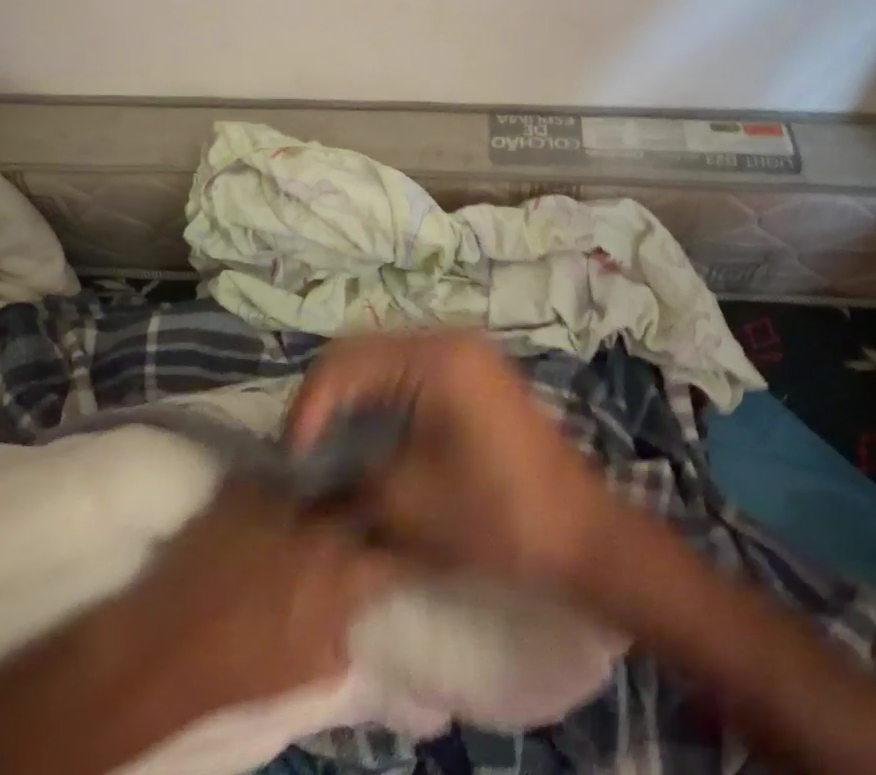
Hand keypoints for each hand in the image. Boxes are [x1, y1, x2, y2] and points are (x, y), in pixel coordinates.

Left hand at [96, 479, 408, 707]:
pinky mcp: (239, 490)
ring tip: (331, 493)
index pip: (401, 555)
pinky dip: (280, 486)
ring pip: (321, 481)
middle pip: (365, 502)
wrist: (166, 646)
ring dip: (330, 491)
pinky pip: (272, 477)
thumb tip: (351, 620)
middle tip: (376, 514)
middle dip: (377, 506)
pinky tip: (279, 491)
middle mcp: (320, 526)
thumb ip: (345, 635)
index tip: (425, 550)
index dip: (417, 553)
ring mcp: (278, 501)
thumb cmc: (244, 669)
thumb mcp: (314, 671)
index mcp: (345, 572)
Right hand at [286, 331, 620, 585]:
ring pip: (382, 364)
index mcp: (434, 358)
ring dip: (351, 403)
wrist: (582, 534)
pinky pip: (409, 376)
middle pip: (359, 353)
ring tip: (332, 453)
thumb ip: (345, 482)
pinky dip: (380, 406)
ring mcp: (467, 356)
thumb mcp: (406, 503)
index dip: (307, 410)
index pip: (341, 363)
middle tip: (307, 456)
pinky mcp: (475, 378)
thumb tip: (305, 482)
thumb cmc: (496, 515)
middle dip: (325, 403)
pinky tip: (371, 445)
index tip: (293, 462)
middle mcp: (449, 341)